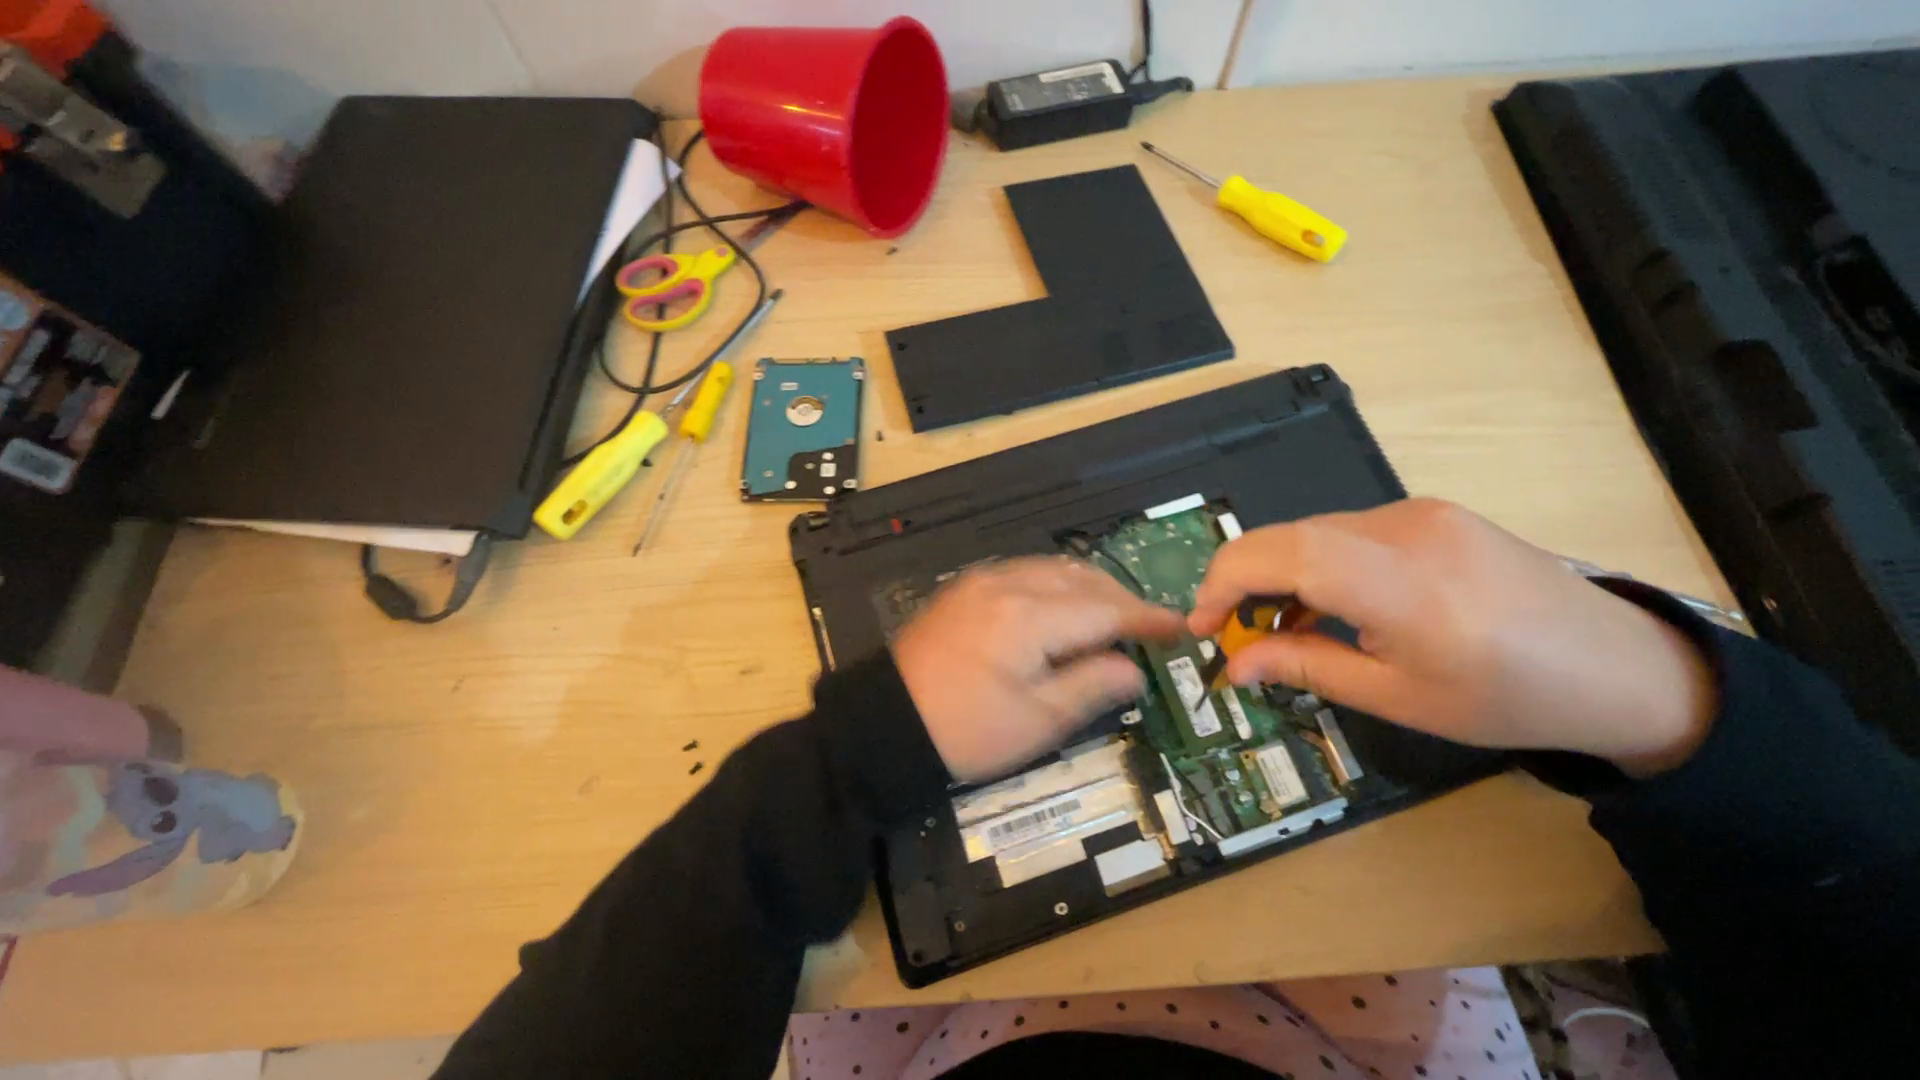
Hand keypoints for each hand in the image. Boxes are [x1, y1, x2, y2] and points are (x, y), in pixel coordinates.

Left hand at [892, 557, 1184, 781]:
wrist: (884, 721)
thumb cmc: (964, 730)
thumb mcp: (1036, 721)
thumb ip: (1091, 687)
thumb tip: (1135, 669)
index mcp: (1029, 616)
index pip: (1105, 608)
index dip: (1147, 618)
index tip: (1179, 626)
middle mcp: (1008, 584)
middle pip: (1083, 579)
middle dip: (1122, 600)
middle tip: (1149, 629)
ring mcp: (982, 581)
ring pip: (1055, 569)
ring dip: (1091, 588)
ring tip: (1113, 620)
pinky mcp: (966, 589)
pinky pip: (1026, 572)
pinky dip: (1057, 585)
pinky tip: (1064, 610)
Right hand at [1189, 499, 1716, 775]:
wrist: (1618, 667)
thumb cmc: (1506, 698)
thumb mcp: (1397, 698)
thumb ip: (1306, 667)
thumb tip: (1233, 664)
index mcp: (1401, 583)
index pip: (1280, 552)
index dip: (1225, 581)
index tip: (1203, 625)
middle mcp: (1404, 528)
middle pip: (1289, 538)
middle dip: (1244, 583)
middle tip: (1233, 636)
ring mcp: (1421, 513)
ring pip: (1315, 532)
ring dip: (1282, 576)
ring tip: (1280, 630)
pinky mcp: (1433, 514)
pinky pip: (1350, 532)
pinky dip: (1320, 566)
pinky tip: (1329, 607)